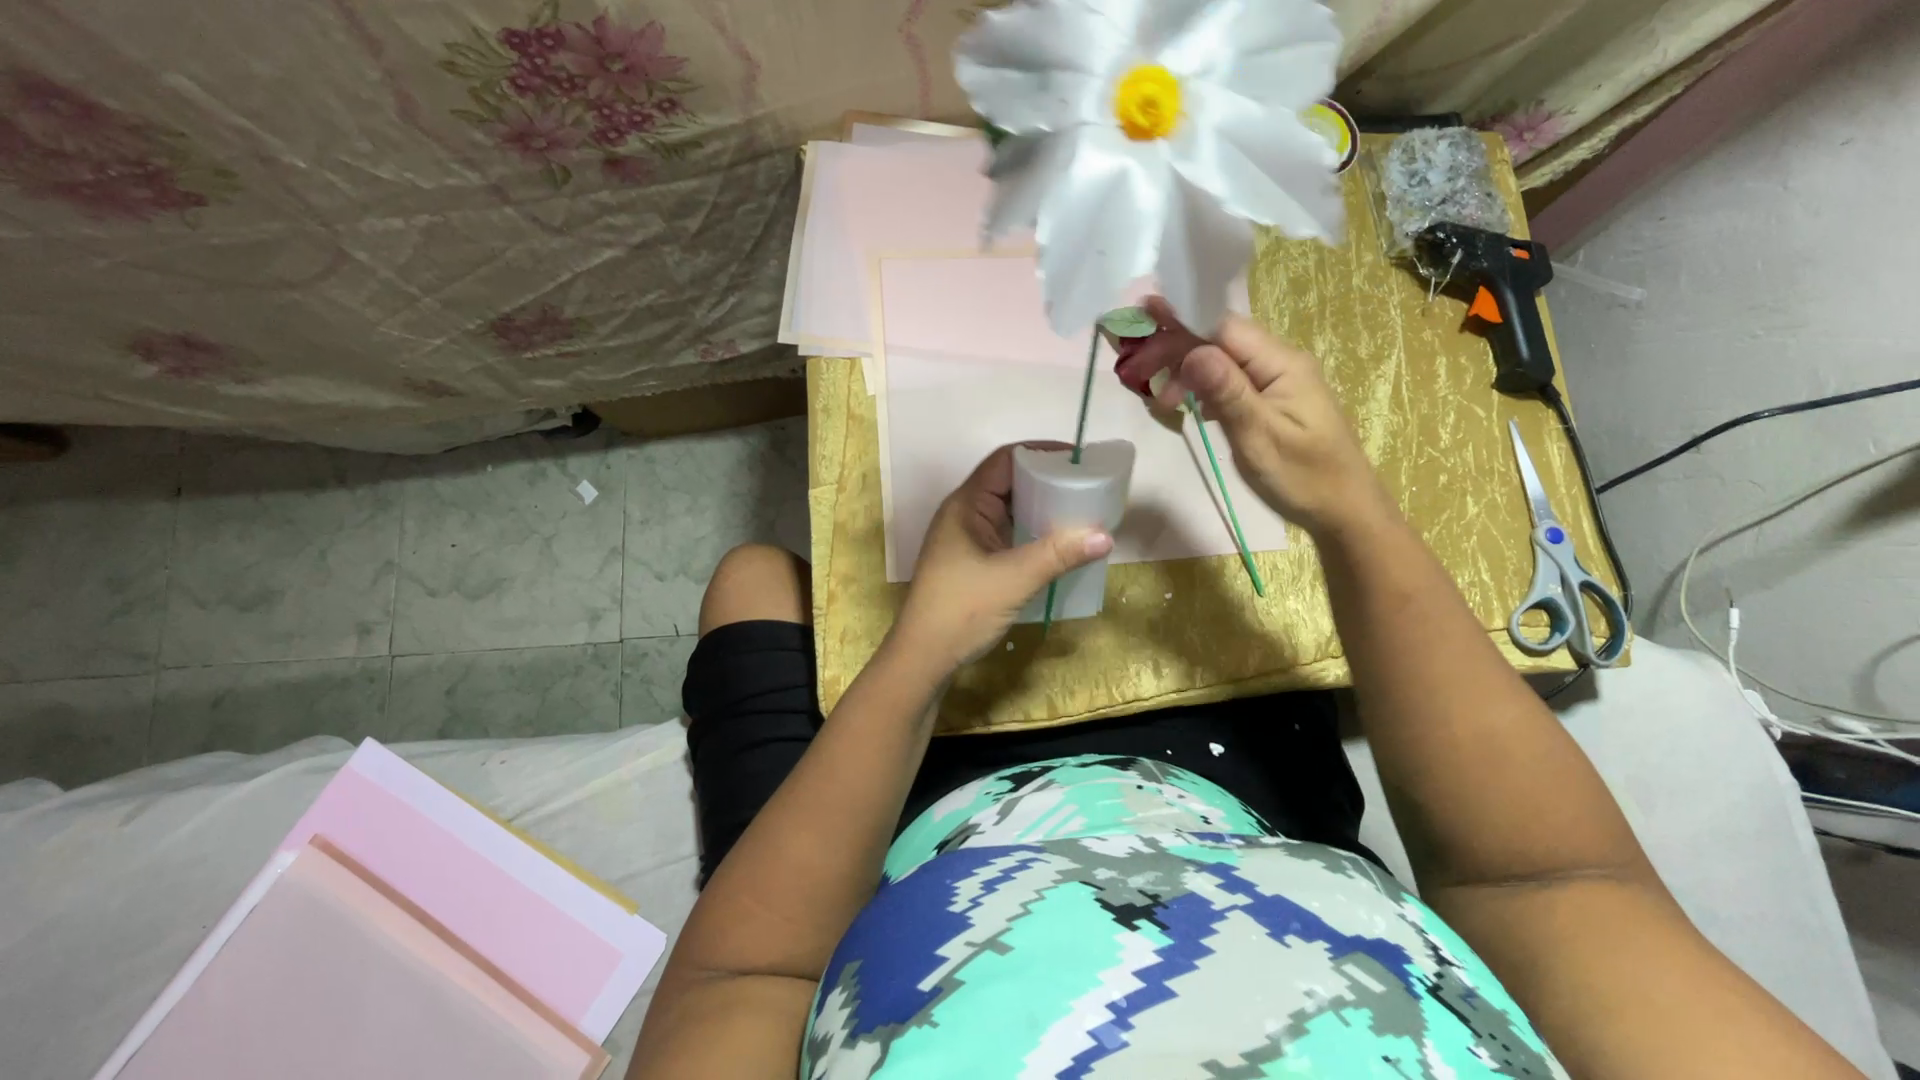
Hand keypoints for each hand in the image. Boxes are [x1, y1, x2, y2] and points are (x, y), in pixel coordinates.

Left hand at [892, 443, 1113, 670]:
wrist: (923, 656)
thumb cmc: (961, 610)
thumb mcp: (1014, 579)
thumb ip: (1058, 554)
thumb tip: (1106, 536)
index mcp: (966, 505)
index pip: (1005, 460)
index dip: (1040, 452)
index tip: (1077, 459)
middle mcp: (965, 514)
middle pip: (1009, 482)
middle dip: (1046, 480)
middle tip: (1088, 485)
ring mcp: (968, 539)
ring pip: (1010, 510)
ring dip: (1041, 508)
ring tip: (1081, 511)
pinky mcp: (973, 561)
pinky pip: (1008, 534)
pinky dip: (1033, 532)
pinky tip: (1060, 544)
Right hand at [1140, 296, 1391, 537]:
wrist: (1346, 511)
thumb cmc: (1304, 478)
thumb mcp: (1260, 438)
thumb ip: (1227, 393)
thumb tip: (1193, 351)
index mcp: (1282, 363)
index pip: (1224, 328)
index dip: (1182, 332)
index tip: (1146, 345)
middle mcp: (1282, 361)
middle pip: (1221, 339)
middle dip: (1179, 353)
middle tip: (1143, 382)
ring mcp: (1279, 380)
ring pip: (1224, 360)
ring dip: (1189, 373)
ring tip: (1164, 401)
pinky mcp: (1274, 399)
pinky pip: (1233, 380)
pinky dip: (1205, 388)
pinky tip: (1190, 408)